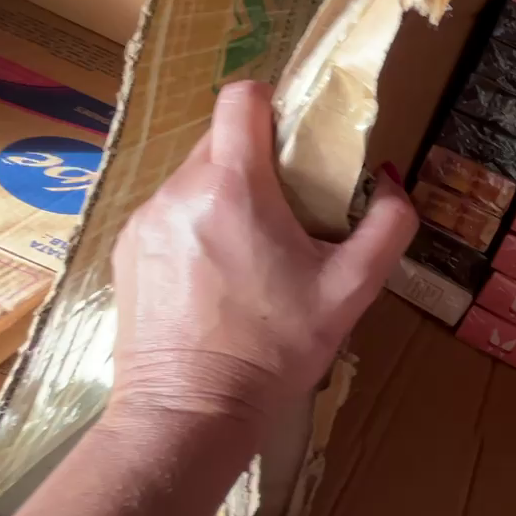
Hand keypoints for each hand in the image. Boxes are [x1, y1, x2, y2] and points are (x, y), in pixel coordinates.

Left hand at [108, 80, 417, 441]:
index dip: (277, 102)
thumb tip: (389, 179)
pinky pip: (174, 208)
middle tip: (298, 202)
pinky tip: (223, 270)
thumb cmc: (277, 348)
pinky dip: (204, 219)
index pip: (242, 98)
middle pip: (223, 137)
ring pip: (198, 174)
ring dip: (234, 189)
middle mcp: (178, 191)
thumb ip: (389, 223)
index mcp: (233, 187)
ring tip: (261, 242)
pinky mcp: (126, 251)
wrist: (188, 417)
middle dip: (264, 154)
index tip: (305, 136)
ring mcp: (144, 222)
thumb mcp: (354, 286)